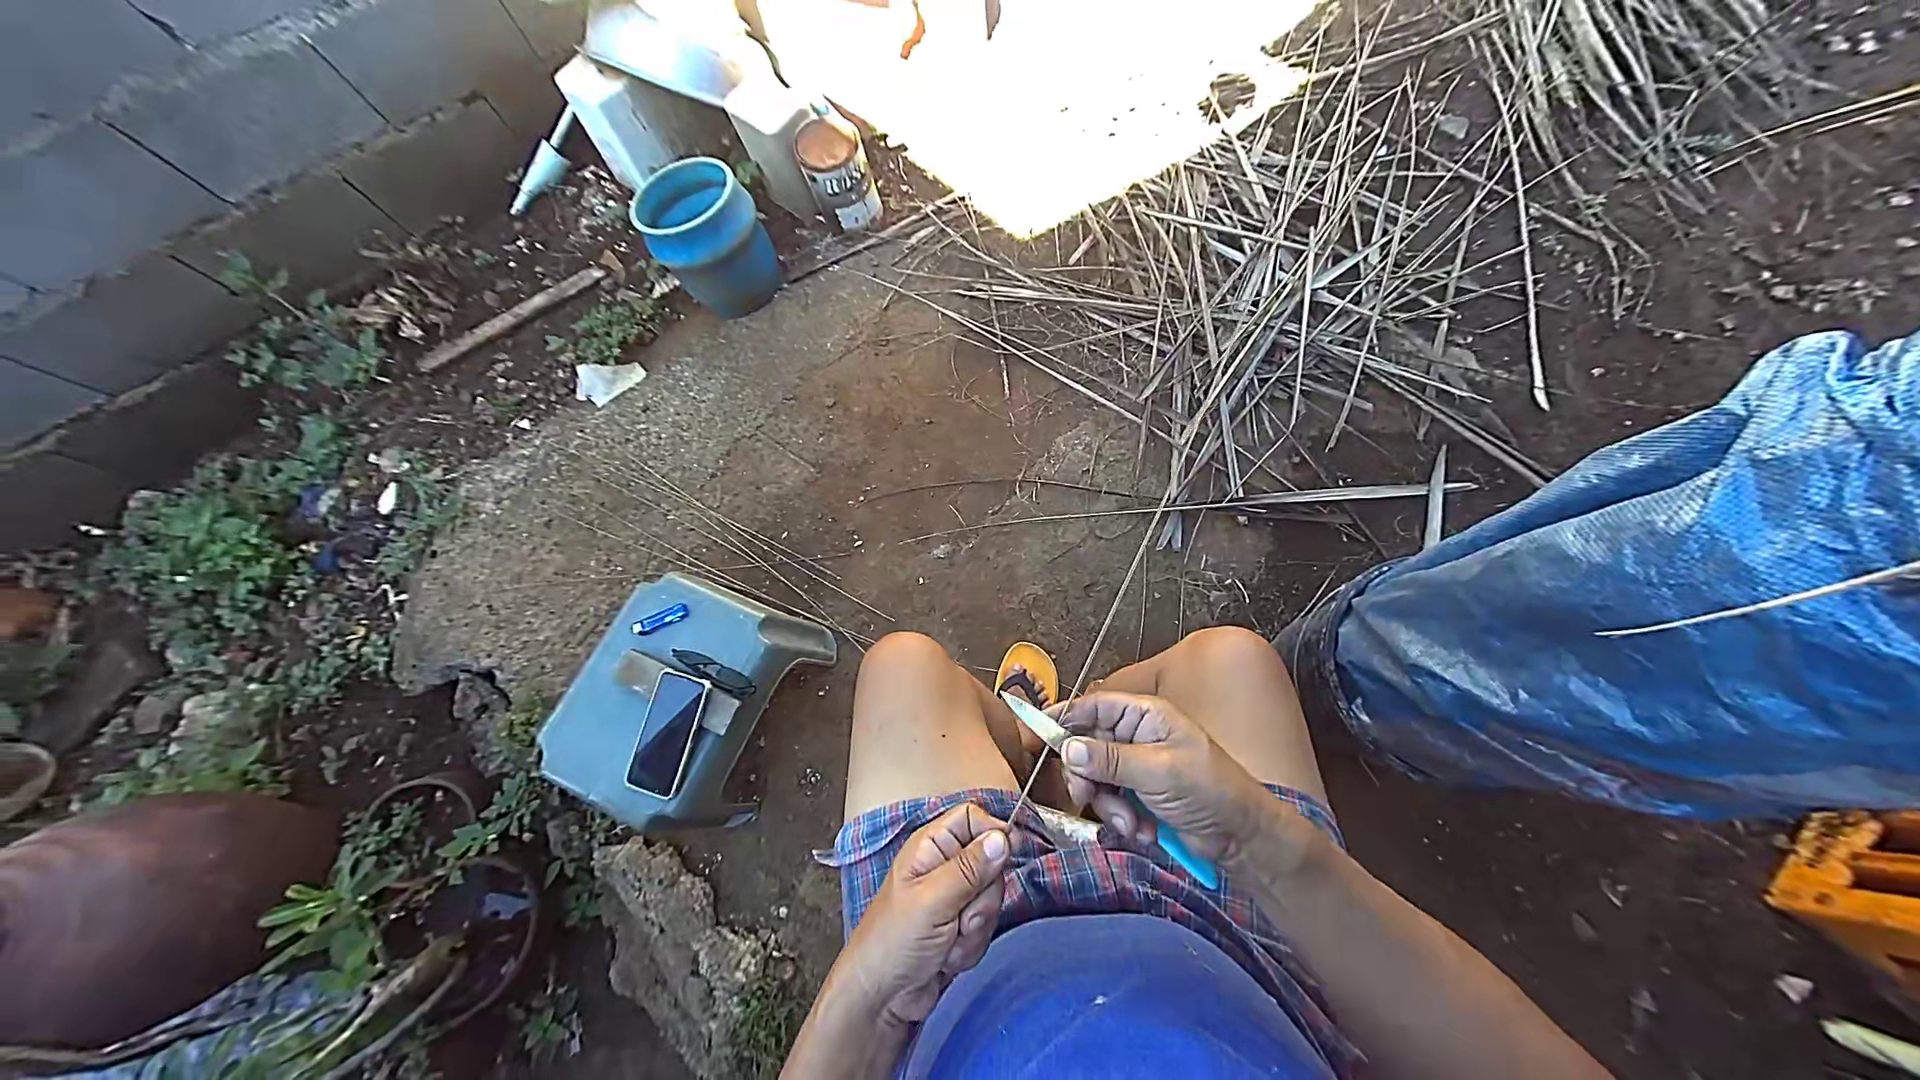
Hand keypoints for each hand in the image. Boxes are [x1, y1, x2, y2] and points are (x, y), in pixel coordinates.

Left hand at [835, 803, 1008, 1025]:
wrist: (882, 999)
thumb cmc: (893, 940)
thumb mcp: (933, 900)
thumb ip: (969, 869)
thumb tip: (1003, 837)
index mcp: (931, 845)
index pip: (973, 817)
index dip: (993, 830)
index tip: (1009, 851)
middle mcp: (945, 864)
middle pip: (991, 862)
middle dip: (982, 897)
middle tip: (960, 916)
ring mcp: (954, 896)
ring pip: (991, 898)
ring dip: (975, 926)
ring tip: (947, 939)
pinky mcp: (961, 924)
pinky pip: (986, 926)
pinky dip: (971, 945)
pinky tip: (947, 956)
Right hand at [1054, 691, 1280, 865]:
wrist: (1243, 839)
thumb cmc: (1211, 791)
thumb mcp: (1158, 771)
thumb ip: (1110, 759)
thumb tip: (1068, 748)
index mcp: (1146, 715)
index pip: (1095, 706)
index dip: (1066, 717)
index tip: (1040, 733)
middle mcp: (1137, 736)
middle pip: (1087, 744)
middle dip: (1087, 775)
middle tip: (1087, 797)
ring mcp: (1137, 766)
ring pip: (1095, 777)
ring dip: (1106, 804)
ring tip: (1130, 823)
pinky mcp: (1138, 795)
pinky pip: (1110, 801)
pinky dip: (1120, 819)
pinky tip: (1142, 831)